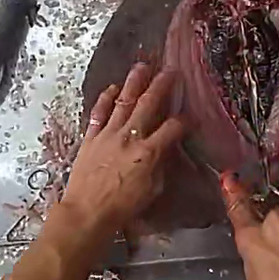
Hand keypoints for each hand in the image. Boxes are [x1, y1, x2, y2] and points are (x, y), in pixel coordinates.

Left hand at [56, 62, 187, 239]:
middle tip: (170, 71)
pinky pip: (98, 112)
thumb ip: (160, 167)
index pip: (173, 128)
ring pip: (123, 102)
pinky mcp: (90, 137)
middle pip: (148, 104)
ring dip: (134, 82)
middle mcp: (129, 137)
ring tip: (142, 67)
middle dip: (161, 86)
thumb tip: (165, 151)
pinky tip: (113, 88)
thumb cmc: (122, 208)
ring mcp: (108, 134)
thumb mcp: (151, 190)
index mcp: (148, 152)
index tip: (192, 116)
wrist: (87, 212)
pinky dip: (106, 98)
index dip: (185, 121)